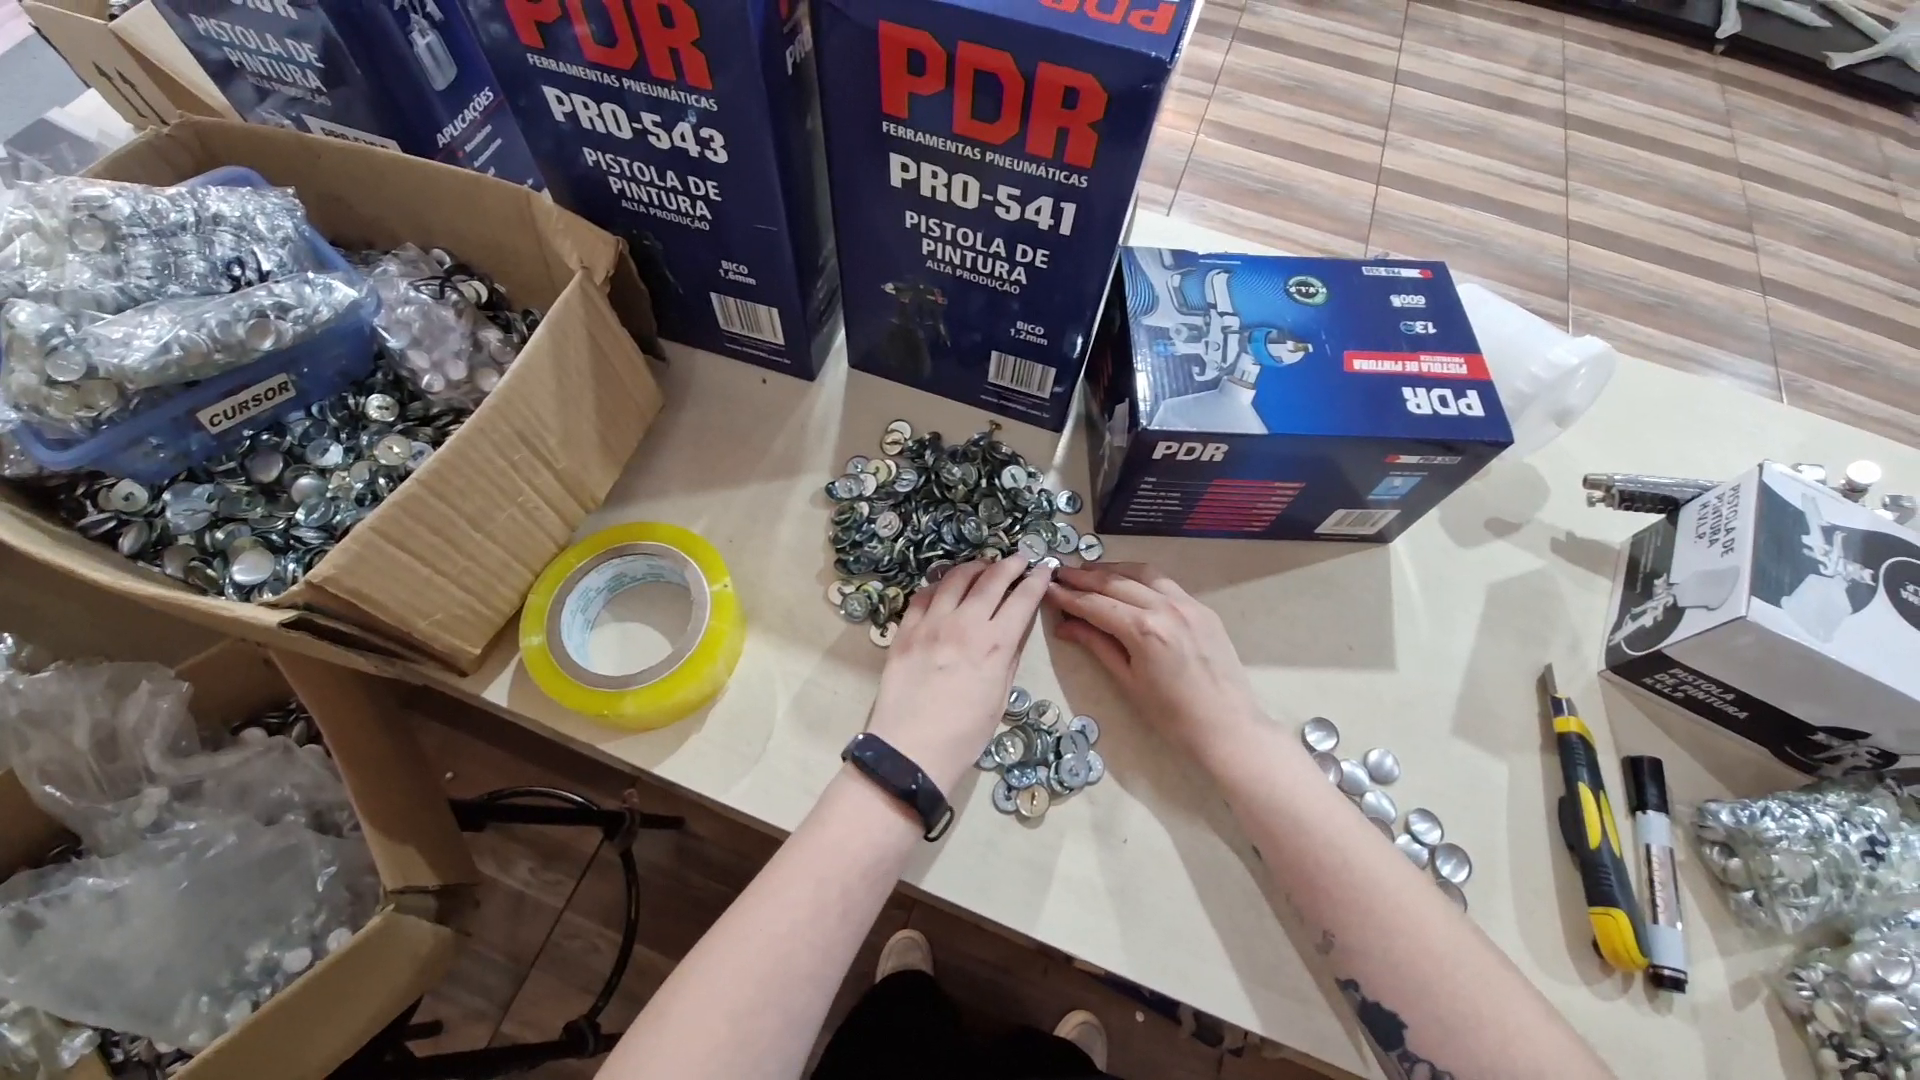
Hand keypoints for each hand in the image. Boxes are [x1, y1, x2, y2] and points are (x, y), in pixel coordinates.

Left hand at [867, 556, 1052, 793]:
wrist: (910, 749)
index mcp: (995, 644)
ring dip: (975, 567)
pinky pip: (924, 595)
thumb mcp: (1000, 697)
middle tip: (1018, 559)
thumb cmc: (964, 734)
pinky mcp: (906, 629)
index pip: (1022, 598)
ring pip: (955, 578)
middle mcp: (965, 624)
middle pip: (991, 579)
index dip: (1036, 580)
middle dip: (1010, 564)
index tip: (1042, 570)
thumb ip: (1009, 657)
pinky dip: (940, 584)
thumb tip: (1017, 628)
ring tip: (983, 565)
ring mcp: (931, 623)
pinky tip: (946, 586)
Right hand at [1045, 563, 1262, 768]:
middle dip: (1084, 576)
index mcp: (1144, 629)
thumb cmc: (1171, 716)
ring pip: (1142, 573)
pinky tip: (1126, 583)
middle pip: (1115, 582)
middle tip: (1059, 573)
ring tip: (1089, 572)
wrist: (1227, 727)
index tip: (1047, 588)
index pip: (1096, 604)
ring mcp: (1188, 603)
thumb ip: (1096, 645)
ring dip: (1112, 569)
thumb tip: (1065, 625)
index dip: (1068, 596)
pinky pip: (1165, 583)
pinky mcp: (1202, 608)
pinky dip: (1140, 578)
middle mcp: (1166, 607)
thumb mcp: (1127, 681)